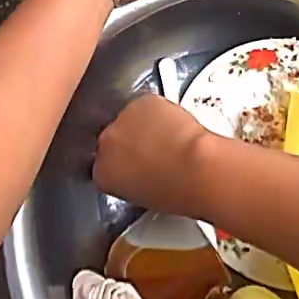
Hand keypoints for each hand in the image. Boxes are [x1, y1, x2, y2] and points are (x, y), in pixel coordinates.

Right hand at [94, 94, 215, 216]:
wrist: (195, 168)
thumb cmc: (177, 191)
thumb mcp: (144, 197)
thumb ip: (130, 181)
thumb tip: (140, 174)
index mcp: (103, 173)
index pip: (103, 165)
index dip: (120, 164)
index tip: (133, 166)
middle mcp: (107, 142)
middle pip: (113, 138)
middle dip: (128, 142)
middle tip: (150, 152)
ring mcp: (123, 117)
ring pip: (130, 118)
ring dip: (142, 125)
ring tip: (165, 138)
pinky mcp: (143, 101)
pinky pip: (147, 105)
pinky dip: (158, 112)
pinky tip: (172, 125)